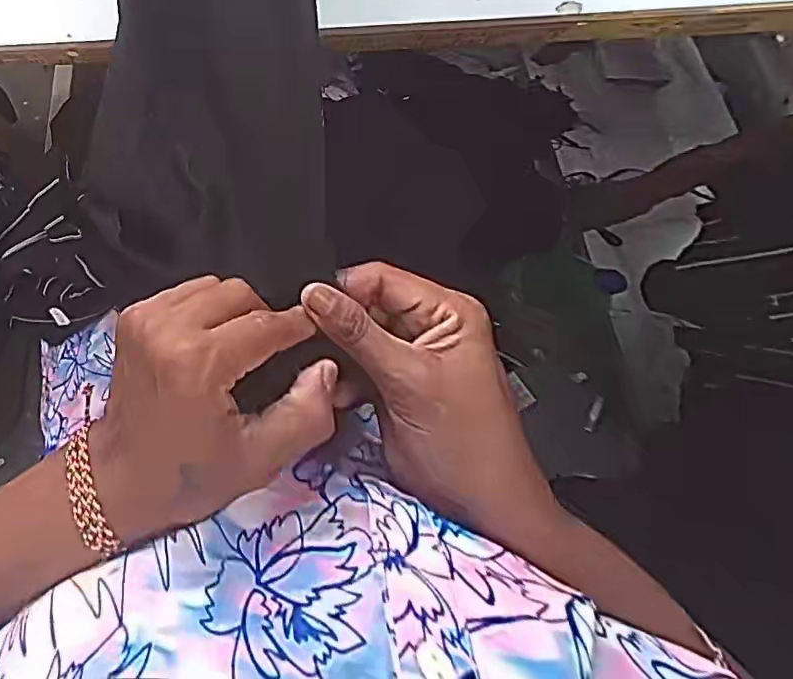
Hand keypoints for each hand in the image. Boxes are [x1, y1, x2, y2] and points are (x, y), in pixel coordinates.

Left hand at [87, 276, 339, 543]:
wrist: (119, 480)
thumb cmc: (186, 476)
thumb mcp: (259, 459)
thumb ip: (305, 414)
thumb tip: (326, 368)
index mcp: (196, 362)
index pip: (266, 323)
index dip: (298, 326)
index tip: (315, 332)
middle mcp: (167, 329)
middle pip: (241, 293)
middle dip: (265, 317)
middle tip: (272, 350)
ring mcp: (145, 317)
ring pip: (214, 285)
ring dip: (235, 309)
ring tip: (239, 345)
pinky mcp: (134, 315)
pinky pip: (187, 291)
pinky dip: (207, 309)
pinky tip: (210, 339)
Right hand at [302, 263, 558, 538]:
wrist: (484, 513)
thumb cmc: (468, 449)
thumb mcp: (408, 380)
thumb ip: (357, 332)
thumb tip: (317, 294)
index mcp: (448, 311)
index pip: (381, 278)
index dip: (344, 290)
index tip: (309, 307)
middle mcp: (429, 326)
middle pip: (365, 305)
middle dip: (338, 326)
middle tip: (316, 346)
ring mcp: (410, 356)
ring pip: (356, 335)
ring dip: (338, 355)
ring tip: (331, 376)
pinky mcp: (394, 382)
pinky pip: (356, 363)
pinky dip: (344, 377)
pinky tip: (341, 394)